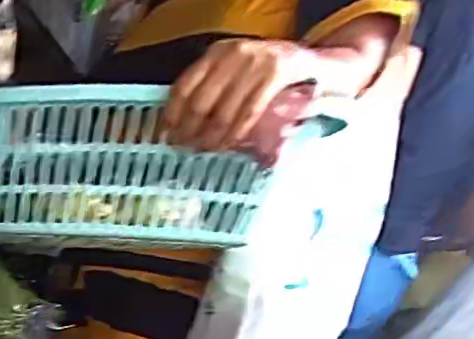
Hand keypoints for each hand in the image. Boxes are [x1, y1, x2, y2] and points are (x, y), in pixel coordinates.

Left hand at [164, 37, 315, 151]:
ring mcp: (256, 62)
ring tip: (204, 151)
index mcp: (216, 53)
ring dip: (209, 140)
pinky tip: (225, 146)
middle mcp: (234, 54)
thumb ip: (204, 94)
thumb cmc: (257, 76)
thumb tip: (171, 132)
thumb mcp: (227, 75)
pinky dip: (232, 135)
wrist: (307, 62)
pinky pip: (246, 115)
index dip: (171, 117)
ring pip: (221, 114)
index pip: (182, 88)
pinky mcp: (276, 73)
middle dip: (188, 133)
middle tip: (184, 150)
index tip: (166, 138)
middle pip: (199, 105)